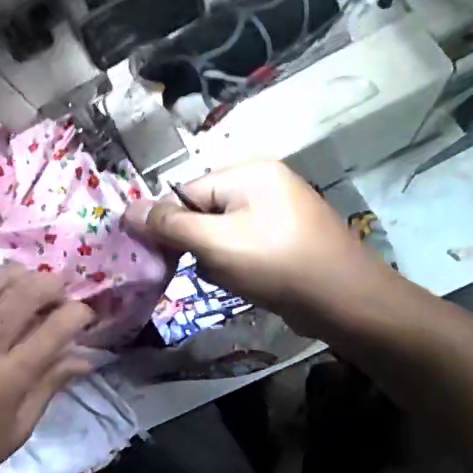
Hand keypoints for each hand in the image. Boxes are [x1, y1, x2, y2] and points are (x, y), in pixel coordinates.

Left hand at [0, 266, 93, 472]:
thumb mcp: (18, 430)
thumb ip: (50, 386)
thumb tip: (84, 358)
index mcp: (9, 379)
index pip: (58, 328)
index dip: (79, 314)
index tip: (82, 316)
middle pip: (24, 293)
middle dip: (51, 285)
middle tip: (55, 294)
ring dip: (8, 274)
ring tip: (17, 283)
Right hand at [125, 162, 399, 334]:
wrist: (344, 300)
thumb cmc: (275, 263)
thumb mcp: (215, 242)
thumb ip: (170, 226)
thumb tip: (127, 210)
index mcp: (250, 173)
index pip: (187, 191)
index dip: (170, 224)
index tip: (161, 256)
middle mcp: (267, 185)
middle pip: (206, 214)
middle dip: (202, 247)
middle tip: (215, 269)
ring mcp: (283, 214)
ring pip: (226, 238)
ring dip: (222, 263)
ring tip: (240, 280)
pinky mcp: (291, 242)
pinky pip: (250, 251)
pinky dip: (245, 270)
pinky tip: (255, 287)